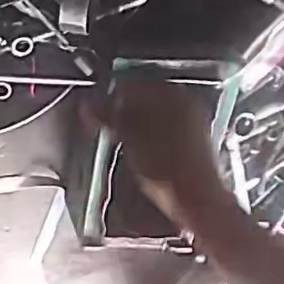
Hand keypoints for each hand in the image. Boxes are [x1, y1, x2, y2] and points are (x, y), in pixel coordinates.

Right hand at [93, 79, 235, 228]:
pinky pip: (164, 125)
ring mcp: (192, 123)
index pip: (136, 82)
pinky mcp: (192, 141)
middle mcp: (187, 105)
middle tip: (104, 117)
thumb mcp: (130, 141)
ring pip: (155, 111)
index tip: (97, 102)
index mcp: (174, 97)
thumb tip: (88, 105)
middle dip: (123, 105)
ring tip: (117, 132)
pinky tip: (136, 145)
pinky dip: (147, 130)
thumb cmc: (169, 171)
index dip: (112, 92)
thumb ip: (108, 118)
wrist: (195, 200)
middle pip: (147, 95)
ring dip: (134, 119)